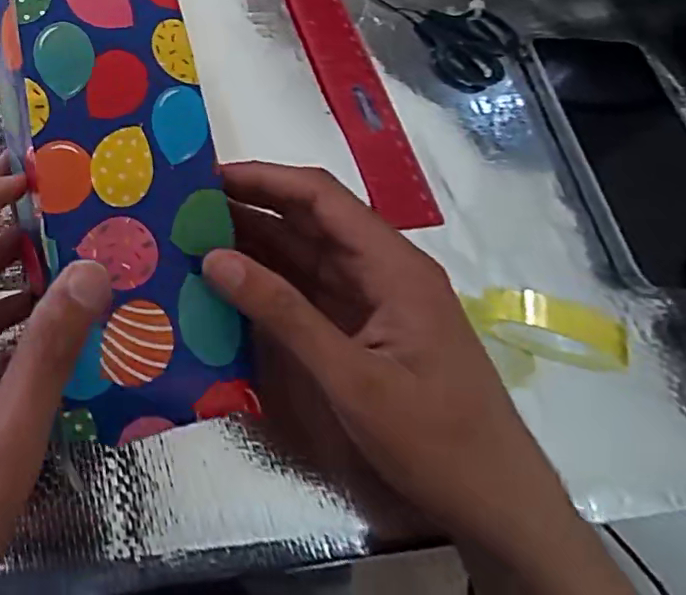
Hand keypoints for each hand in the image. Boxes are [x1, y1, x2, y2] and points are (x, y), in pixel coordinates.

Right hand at [202, 162, 630, 594]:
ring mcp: (370, 299)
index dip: (266, 178)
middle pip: (309, 220)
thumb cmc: (435, 440)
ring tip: (194, 234)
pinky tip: (228, 280)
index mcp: (392, 264)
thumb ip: (283, 314)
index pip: (321, 197)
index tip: (210, 176)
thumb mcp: (352, 379)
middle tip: (188, 204)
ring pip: (304, 253)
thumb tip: (215, 258)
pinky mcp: (360, 327)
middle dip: (251, 205)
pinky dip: (267, 280)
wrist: (498, 509)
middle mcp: (380, 269)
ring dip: (254, 242)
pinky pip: (306, 289)